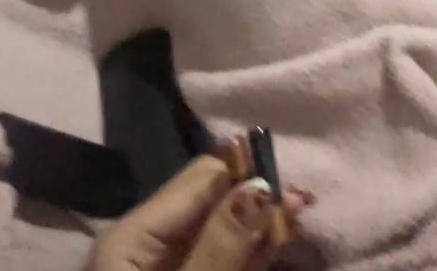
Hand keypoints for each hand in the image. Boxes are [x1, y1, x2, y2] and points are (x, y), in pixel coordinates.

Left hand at [90, 155, 309, 270]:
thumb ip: (220, 247)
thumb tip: (260, 183)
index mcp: (131, 234)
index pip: (202, 178)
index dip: (249, 174)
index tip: (296, 185)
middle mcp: (145, 238)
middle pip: (212, 197)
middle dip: (256, 195)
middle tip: (305, 203)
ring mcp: (163, 262)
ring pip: (220, 225)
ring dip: (258, 222)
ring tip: (300, 215)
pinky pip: (219, 253)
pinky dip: (248, 250)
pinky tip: (276, 241)